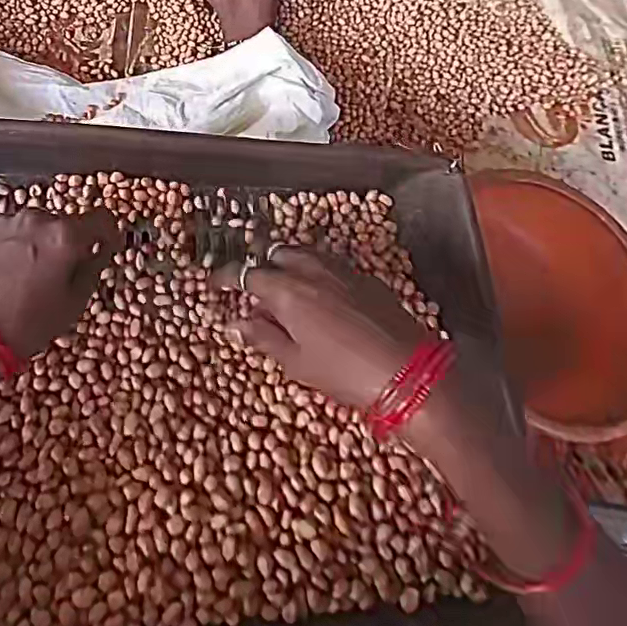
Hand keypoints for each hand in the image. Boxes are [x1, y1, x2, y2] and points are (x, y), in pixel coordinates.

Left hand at [0, 208, 120, 422]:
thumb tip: (98, 251)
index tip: (105, 247)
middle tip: (62, 272)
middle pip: (64, 223)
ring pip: (34, 226)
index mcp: (65, 235)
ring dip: (39, 243)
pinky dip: (13, 246)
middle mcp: (36, 219)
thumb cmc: (28, 324)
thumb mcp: (74, 303)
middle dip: (68, 242)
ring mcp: (5, 222)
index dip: (108, 234)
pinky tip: (6, 274)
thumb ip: (92, 268)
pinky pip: (8, 233)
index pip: (102, 219)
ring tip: (30, 276)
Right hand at [212, 247, 430, 411]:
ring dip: (285, 260)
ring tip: (280, 279)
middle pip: (274, 253)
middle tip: (250, 282)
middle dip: (258, 263)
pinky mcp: (364, 277)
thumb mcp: (295, 362)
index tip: (215, 283)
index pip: (245, 273)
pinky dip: (312, 267)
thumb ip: (263, 337)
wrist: (411, 373)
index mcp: (286, 291)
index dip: (226, 277)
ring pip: (303, 252)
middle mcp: (310, 271)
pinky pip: (328, 261)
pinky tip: (316, 287)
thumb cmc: (344, 373)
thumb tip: (236, 323)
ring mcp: (340, 270)